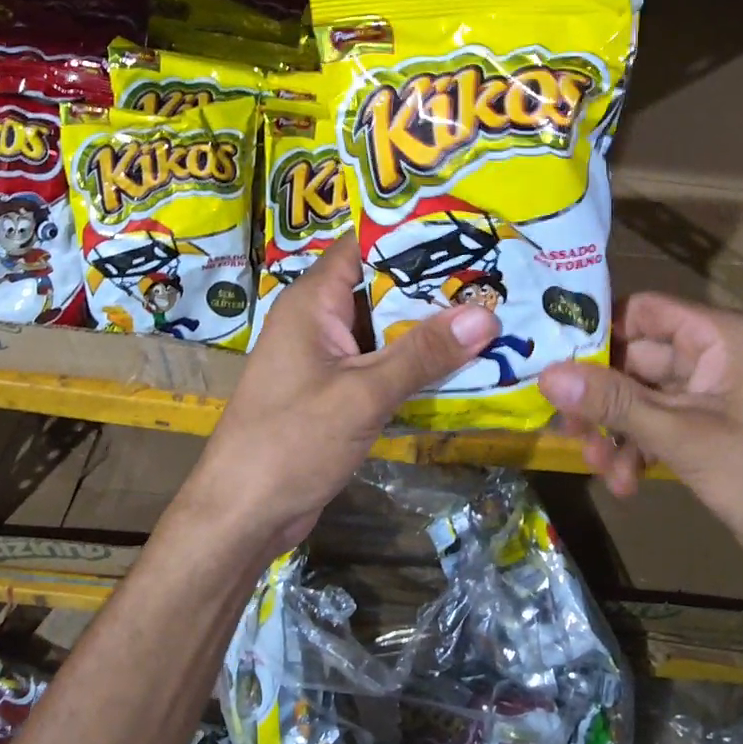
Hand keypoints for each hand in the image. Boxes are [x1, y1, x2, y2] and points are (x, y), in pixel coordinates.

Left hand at [188, 235, 500, 557]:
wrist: (243, 513)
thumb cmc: (292, 442)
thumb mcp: (363, 395)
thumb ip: (422, 354)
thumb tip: (486, 315)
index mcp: (312, 302)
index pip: (364, 246)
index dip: (413, 235)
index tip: (469, 230)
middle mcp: (317, 320)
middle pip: (381, 287)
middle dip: (434, 286)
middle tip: (499, 277)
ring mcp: (325, 358)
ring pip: (384, 329)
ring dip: (429, 329)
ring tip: (496, 313)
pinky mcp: (335, 391)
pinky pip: (380, 364)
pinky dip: (415, 364)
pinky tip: (463, 365)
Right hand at [538, 293, 742, 598]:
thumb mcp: (685, 437)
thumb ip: (616, 403)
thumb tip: (547, 375)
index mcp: (722, 338)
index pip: (645, 312)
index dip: (598, 329)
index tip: (550, 355)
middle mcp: (714, 360)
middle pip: (636, 359)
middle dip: (599, 394)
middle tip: (565, 422)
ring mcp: (711, 402)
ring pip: (641, 400)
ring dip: (615, 430)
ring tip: (596, 463)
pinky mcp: (708, 438)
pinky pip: (657, 430)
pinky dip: (636, 452)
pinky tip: (625, 483)